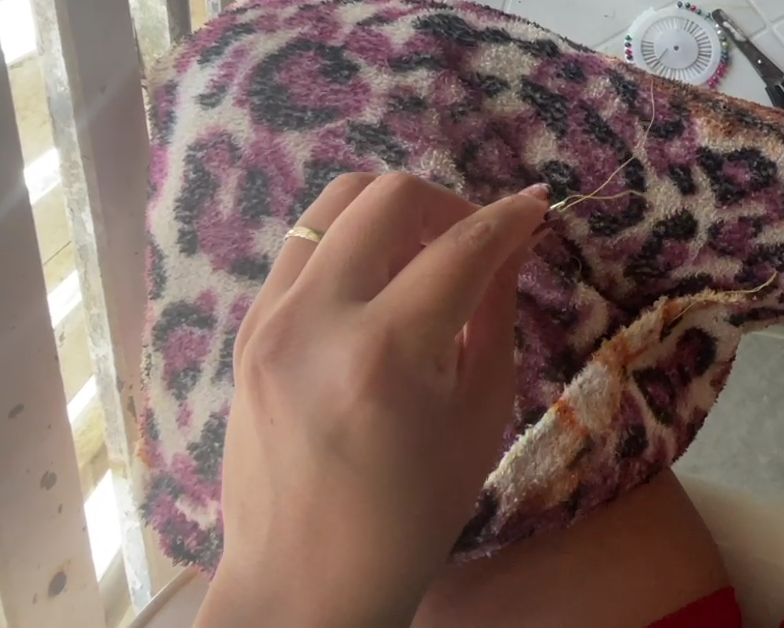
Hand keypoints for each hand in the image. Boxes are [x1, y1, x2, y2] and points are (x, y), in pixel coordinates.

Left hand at [196, 173, 547, 627]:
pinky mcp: (247, 327)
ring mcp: (268, 318)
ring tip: (424, 256)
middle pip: (390, 196)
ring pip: (337, 201)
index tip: (536, 206)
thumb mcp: (481, 410)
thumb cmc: (413, 512)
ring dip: (397, 212)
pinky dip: (355, 240)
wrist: (300, 587)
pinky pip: (307, 242)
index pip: (461, 247)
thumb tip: (512, 237)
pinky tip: (378, 284)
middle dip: (450, 203)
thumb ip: (495, 307)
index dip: (509, 217)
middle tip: (475, 242)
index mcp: (386, 353)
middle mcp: (316, 317)